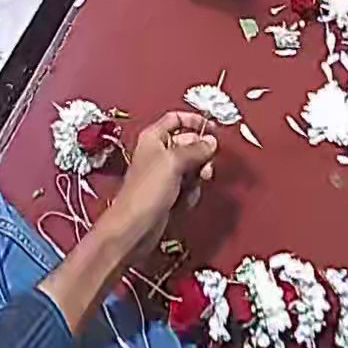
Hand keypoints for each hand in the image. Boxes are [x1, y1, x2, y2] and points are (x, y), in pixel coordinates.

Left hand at [97, 112, 217, 254]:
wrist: (134, 229)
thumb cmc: (148, 190)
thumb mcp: (173, 162)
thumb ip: (195, 149)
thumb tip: (212, 141)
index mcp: (154, 137)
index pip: (177, 119)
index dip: (195, 121)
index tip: (213, 130)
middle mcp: (159, 152)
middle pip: (189, 143)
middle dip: (200, 155)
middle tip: (205, 168)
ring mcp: (165, 173)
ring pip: (192, 166)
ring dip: (197, 177)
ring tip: (192, 188)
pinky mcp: (170, 192)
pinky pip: (189, 185)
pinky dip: (190, 192)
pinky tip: (184, 201)